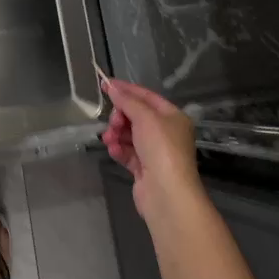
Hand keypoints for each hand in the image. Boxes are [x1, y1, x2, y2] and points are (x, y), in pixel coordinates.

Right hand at [101, 77, 201, 226]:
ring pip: (130, 135)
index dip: (126, 90)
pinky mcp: (144, 169)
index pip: (147, 97)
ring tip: (109, 138)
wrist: (166, 194)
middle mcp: (166, 133)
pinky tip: (113, 150)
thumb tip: (112, 86)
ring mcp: (155, 152)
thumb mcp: (145, 117)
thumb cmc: (161, 148)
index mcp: (173, 117)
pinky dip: (119, 149)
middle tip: (113, 122)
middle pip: (136, 116)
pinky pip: (128, 153)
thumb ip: (127, 101)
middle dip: (120, 116)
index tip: (105, 84)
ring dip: (117, 134)